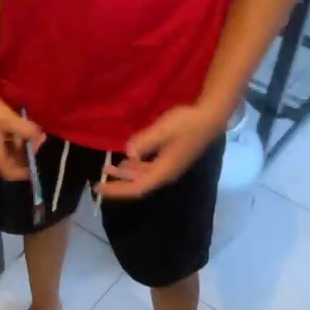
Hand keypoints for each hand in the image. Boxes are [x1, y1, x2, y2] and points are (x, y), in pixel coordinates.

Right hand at [0, 91, 42, 181]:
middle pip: (11, 163)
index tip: (37, 167)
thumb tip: (41, 137)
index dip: (23, 174)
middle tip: (39, 143)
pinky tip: (25, 128)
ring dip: (23, 146)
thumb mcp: (9, 120)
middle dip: (26, 156)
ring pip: (10, 151)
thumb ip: (26, 130)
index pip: (9, 173)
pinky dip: (17, 139)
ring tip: (35, 134)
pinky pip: (7, 142)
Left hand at [98, 103, 227, 199]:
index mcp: (163, 171)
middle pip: (138, 185)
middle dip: (118, 184)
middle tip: (99, 181)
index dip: (117, 190)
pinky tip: (129, 159)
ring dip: (126, 174)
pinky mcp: (172, 160)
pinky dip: (135, 167)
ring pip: (143, 177)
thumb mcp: (163, 130)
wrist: (210, 118)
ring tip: (108, 168)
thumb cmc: (187, 123)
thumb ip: (145, 141)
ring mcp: (170, 168)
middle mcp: (166, 174)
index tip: (100, 188)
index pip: (136, 188)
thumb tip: (128, 152)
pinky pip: (149, 169)